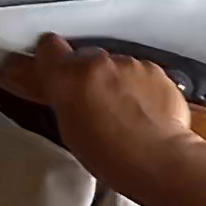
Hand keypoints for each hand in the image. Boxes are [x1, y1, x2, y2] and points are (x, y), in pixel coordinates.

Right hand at [27, 33, 205, 185]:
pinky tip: (144, 112)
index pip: (49, 47)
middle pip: (86, 57)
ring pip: (116, 65)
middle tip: (93, 103)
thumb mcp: (69, 130)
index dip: (52, 57)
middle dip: (88, 76)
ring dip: (117, 82)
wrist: (156, 158)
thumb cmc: (111, 155)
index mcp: (68, 77)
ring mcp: (128, 65)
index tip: (54, 66)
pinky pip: (142, 73)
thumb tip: (67, 96)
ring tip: (123, 114)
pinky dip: (142, 87)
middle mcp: (97, 63)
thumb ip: (65, 100)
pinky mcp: (154, 70)